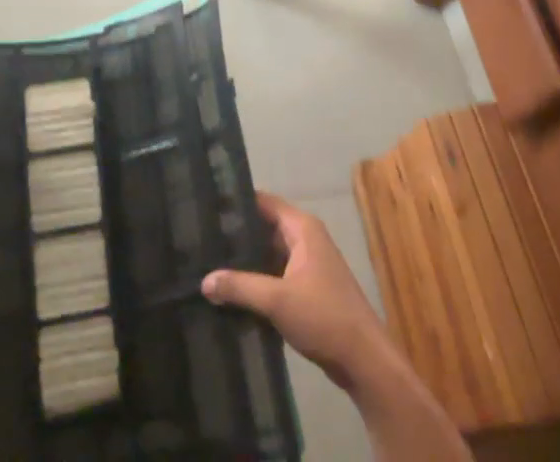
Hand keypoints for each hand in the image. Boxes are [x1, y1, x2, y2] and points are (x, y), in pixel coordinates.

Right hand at [202, 193, 393, 387]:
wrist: (362, 358)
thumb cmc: (324, 316)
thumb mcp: (277, 300)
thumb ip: (239, 286)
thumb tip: (204, 280)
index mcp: (303, 230)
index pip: (265, 203)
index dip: (238, 202)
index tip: (206, 204)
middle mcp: (306, 241)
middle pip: (265, 228)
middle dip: (236, 234)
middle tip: (197, 238)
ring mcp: (308, 266)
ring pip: (268, 254)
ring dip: (244, 261)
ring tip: (205, 263)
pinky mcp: (306, 290)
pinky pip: (274, 276)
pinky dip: (255, 280)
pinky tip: (229, 291)